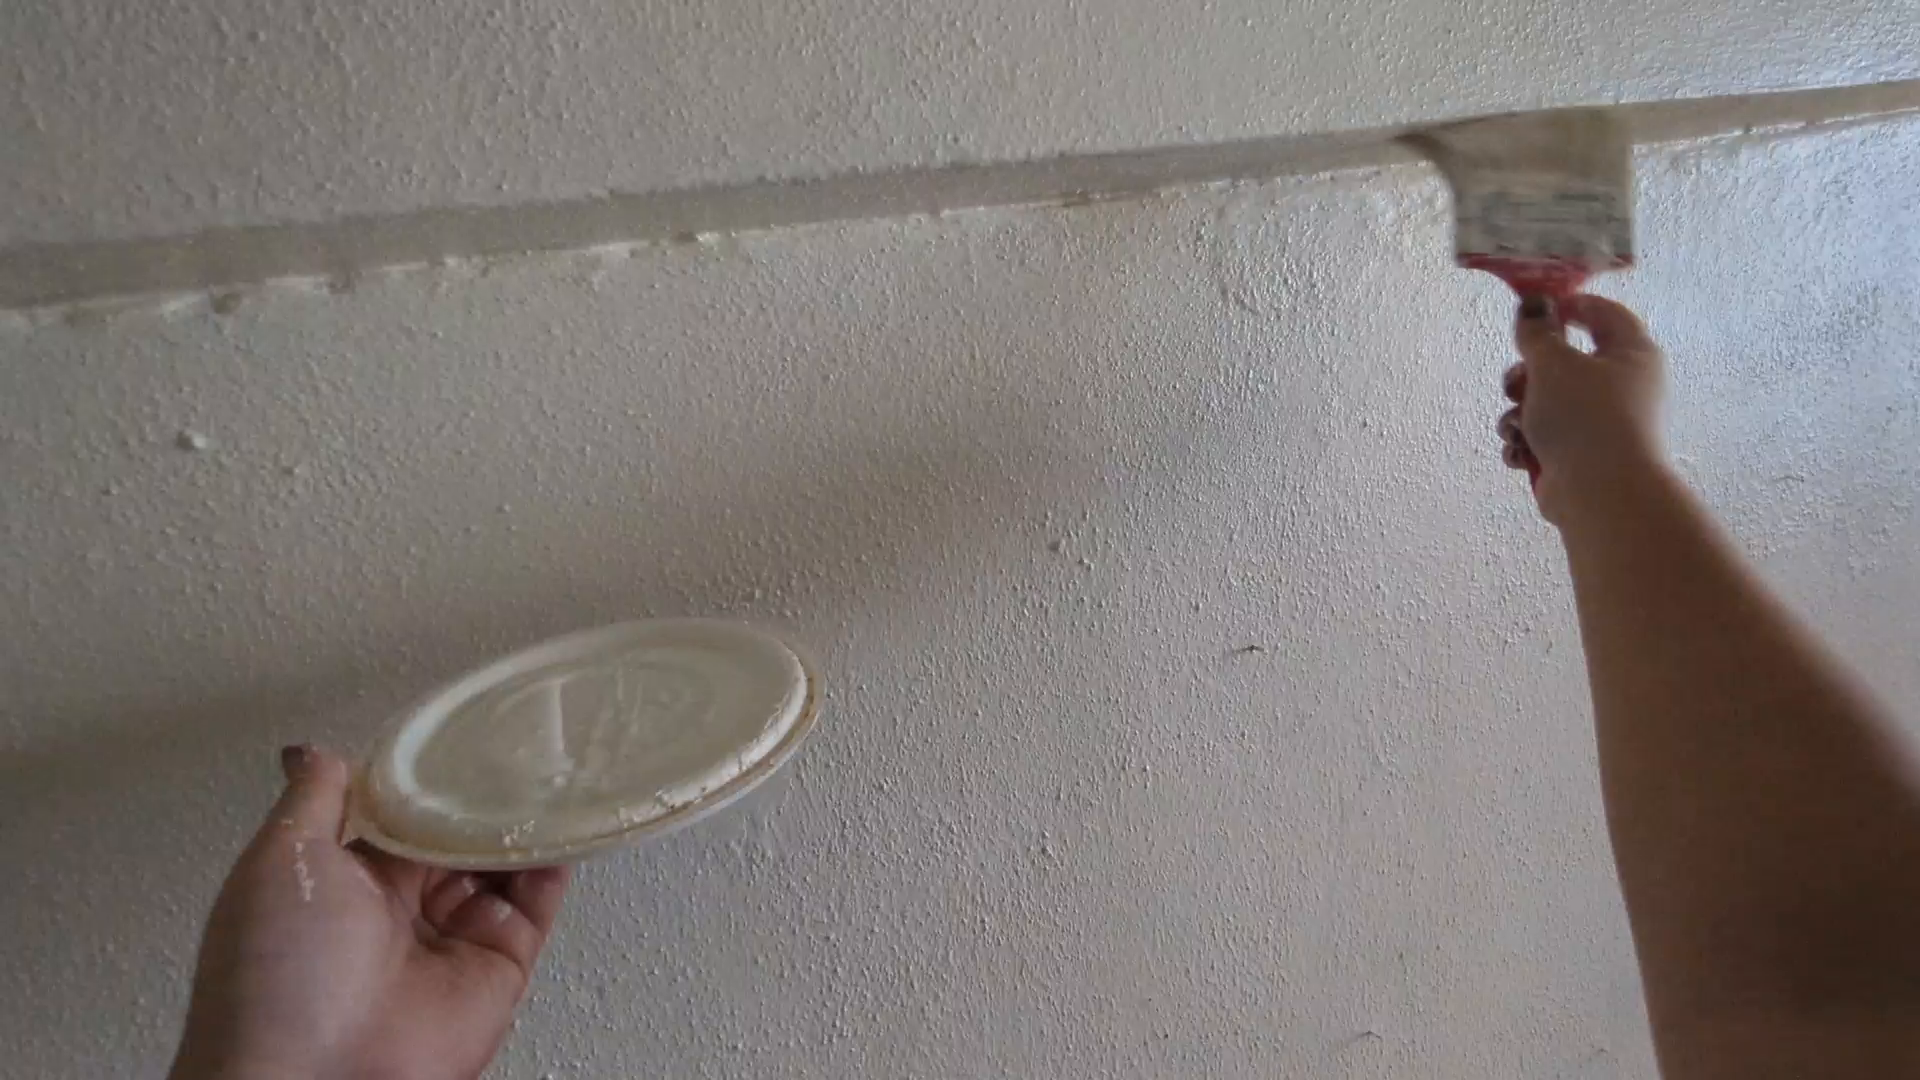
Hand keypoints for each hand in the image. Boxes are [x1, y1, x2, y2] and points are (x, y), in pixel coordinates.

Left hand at [169, 746, 569, 1079]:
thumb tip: (311, 751)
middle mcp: (410, 905)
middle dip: (494, 793)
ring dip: (533, 819)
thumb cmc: (275, 983)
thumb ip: (314, 803)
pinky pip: (544, 893)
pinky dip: (562, 855)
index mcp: (356, 883)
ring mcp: (462, 930)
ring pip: (512, 856)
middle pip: (468, 831)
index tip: (470, 734)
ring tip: (556, 774)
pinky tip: (569, 822)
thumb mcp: (280, 868)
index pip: (412, 812)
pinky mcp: (507, 954)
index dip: (441, 774)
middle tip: (526, 746)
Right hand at [1497, 293, 1666, 523]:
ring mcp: (1599, 421)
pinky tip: (1523, 453)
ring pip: (1543, 404)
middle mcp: (1620, 384)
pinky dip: (1525, 442)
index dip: (1568, 307)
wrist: (1597, 489)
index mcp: (1629, 354)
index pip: (1603, 314)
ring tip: (1517, 429)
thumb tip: (1533, 303)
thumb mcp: (1552, 366)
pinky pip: (1542, 436)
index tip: (1532, 313)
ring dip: (1519, 415)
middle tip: (1514, 384)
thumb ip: (1537, 333)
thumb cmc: (1583, 417)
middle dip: (1526, 377)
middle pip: (1562, 364)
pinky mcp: (1578, 452)